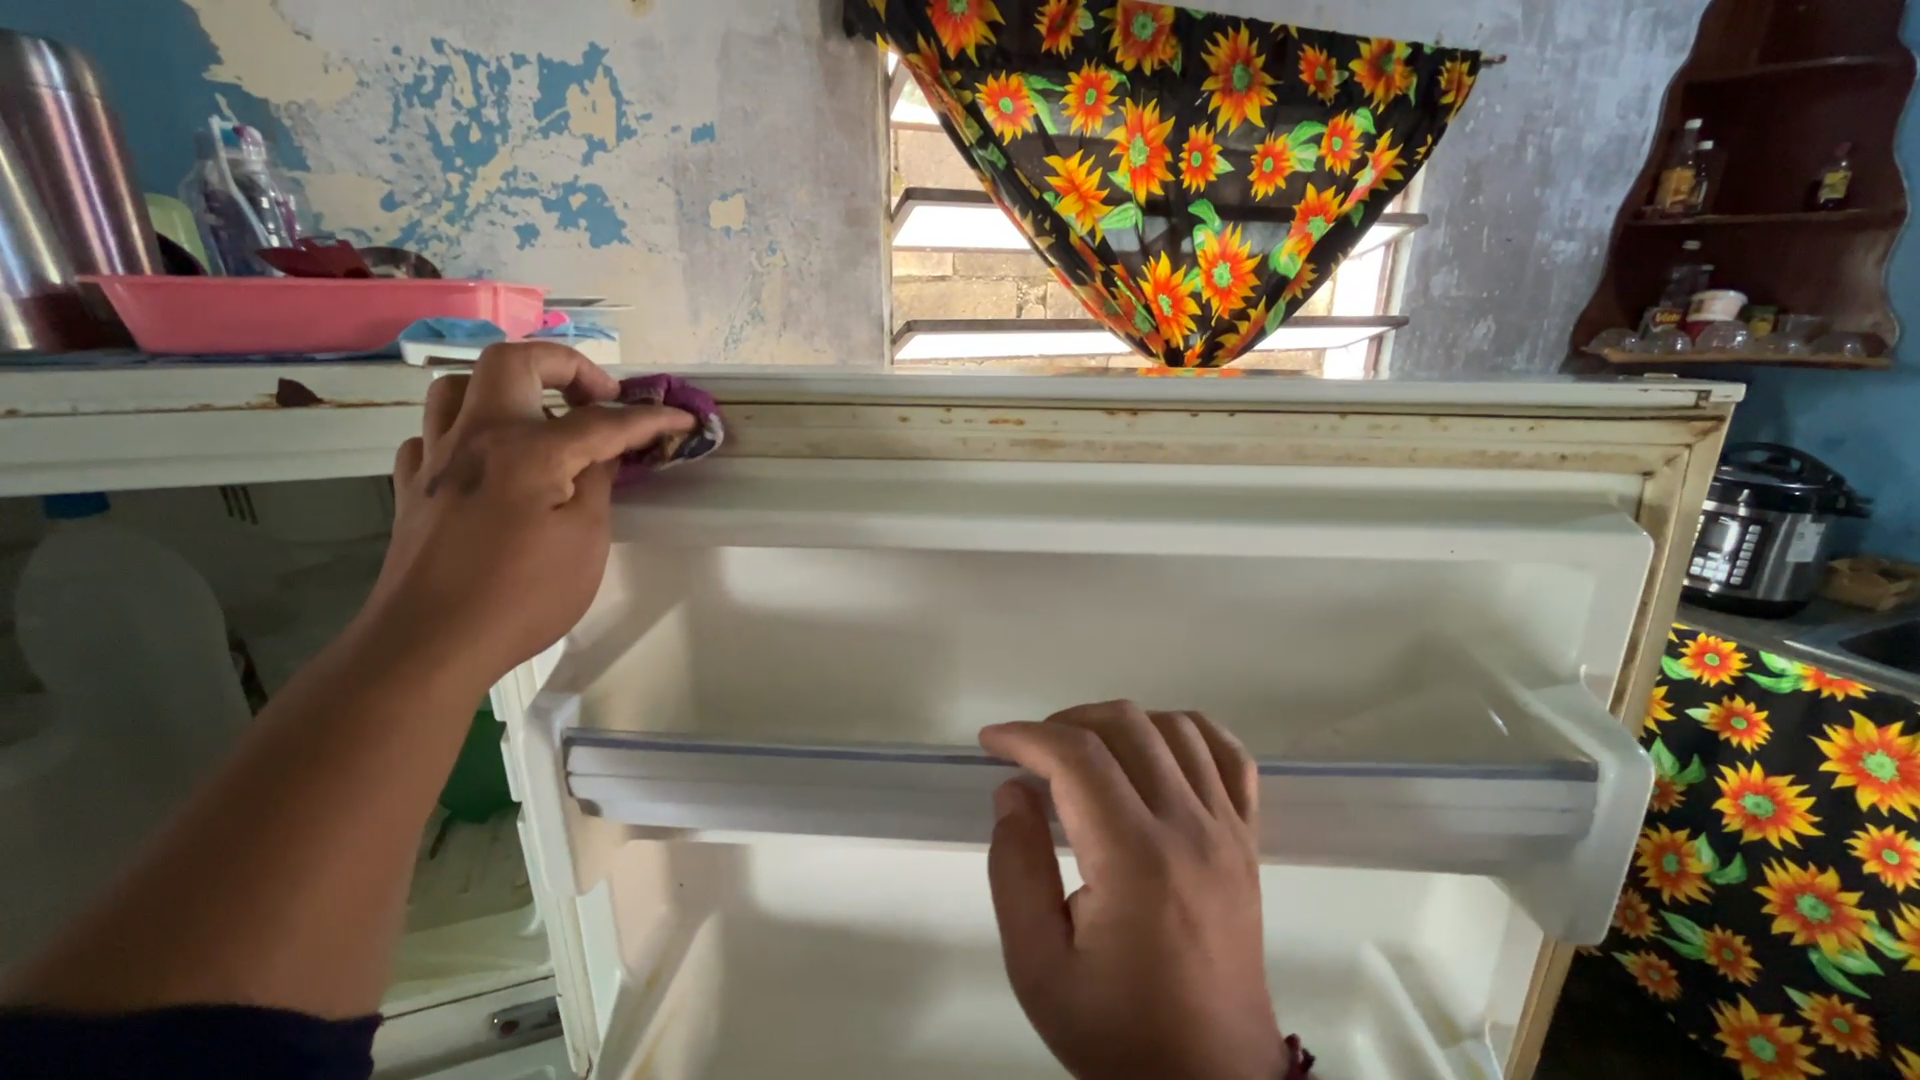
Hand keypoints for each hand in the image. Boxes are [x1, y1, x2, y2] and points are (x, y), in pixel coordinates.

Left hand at [362, 342, 692, 688]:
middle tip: (596, 397)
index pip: (601, 420)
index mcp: (527, 450)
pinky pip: (433, 434)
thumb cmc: (522, 597)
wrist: (430, 643)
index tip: (681, 418)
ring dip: (505, 389)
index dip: (648, 418)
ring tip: (537, 418)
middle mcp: (476, 437)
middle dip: (563, 366)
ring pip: (459, 386)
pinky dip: (465, 433)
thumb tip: (601, 451)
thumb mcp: (585, 541)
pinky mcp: (412, 488)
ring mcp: (435, 459)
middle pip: (512, 362)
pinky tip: (486, 461)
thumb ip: (595, 483)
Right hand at [981, 702, 1282, 1079]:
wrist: (1208, 1078)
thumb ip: (1014, 871)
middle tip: (1031, 756)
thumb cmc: (1116, 1029)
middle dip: (1065, 722)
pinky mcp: (1249, 841)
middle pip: (1126, 726)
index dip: (1026, 736)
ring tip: (1084, 753)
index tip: (991, 744)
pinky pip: (1230, 755)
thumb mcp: (1037, 966)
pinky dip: (1189, 732)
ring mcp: (1228, 830)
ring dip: (1120, 724)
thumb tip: (1014, 792)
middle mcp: (1189, 829)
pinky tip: (1156, 748)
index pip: (1078, 758)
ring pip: (1176, 728)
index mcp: (1135, 861)